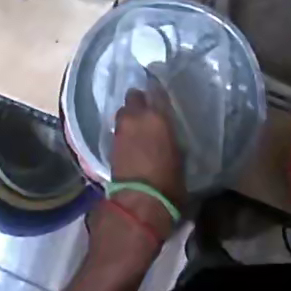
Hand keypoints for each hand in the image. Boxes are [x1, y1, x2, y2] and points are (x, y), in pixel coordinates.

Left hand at [108, 88, 183, 232]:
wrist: (139, 199)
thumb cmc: (168, 181)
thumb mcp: (180, 155)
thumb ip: (170, 134)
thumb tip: (167, 131)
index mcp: (158, 116)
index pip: (156, 91)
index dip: (157, 90)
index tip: (160, 92)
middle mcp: (136, 116)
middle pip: (134, 96)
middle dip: (139, 100)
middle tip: (147, 109)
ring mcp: (121, 127)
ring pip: (123, 110)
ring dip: (130, 114)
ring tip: (137, 124)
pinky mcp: (110, 141)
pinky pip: (119, 126)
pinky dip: (124, 128)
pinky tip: (131, 136)